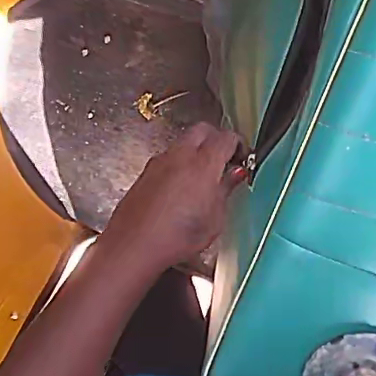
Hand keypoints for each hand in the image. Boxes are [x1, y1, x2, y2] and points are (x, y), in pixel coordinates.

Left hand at [99, 123, 244, 272]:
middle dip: (216, 139)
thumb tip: (234, 176)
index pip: (226, 137)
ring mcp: (159, 162)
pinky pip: (166, 159)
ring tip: (202, 177)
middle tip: (224, 159)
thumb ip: (226, 190)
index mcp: (203, 163)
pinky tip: (181, 188)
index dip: (238, 145)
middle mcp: (179, 156)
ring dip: (195, 151)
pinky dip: (178, 164)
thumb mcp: (214, 219)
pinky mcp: (145, 173)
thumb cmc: (174, 237)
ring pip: (182, 143)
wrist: (133, 245)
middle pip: (202, 130)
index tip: (241, 158)